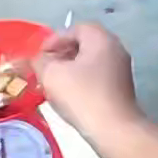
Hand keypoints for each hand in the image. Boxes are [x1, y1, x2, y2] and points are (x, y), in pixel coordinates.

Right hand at [36, 23, 144, 139]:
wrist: (112, 128)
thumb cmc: (81, 96)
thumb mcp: (51, 75)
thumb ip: (40, 61)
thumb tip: (37, 59)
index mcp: (101, 40)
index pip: (76, 29)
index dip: (54, 39)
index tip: (39, 55)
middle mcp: (115, 49)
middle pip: (84, 44)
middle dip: (61, 54)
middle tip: (44, 67)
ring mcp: (120, 70)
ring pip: (90, 62)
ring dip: (70, 68)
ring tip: (52, 82)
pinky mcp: (120, 88)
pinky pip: (96, 76)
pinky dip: (80, 80)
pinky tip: (68, 94)